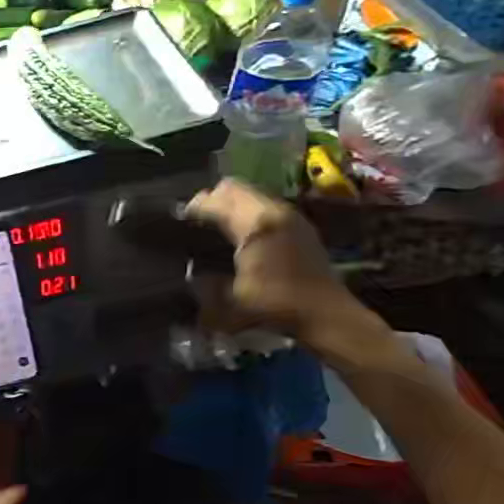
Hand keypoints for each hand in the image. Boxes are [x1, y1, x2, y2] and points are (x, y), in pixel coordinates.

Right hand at [184, 179, 387, 343]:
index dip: (192, 208)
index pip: (214, 201)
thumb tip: (188, 275)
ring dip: (230, 205)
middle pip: (232, 188)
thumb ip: (204, 286)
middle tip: (194, 222)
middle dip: (210, 200)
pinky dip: (248, 213)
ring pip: (250, 194)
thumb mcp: (230, 303)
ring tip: (215, 228)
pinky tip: (241, 238)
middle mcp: (272, 209)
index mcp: (254, 223)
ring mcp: (289, 215)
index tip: (176, 221)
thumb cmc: (277, 307)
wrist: (327, 316)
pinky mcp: (299, 225)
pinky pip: (265, 206)